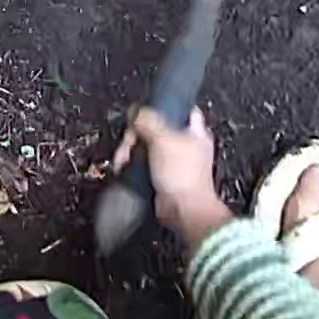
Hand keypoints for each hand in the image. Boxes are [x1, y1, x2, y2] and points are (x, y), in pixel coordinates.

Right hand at [113, 107, 232, 250]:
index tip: (145, 112)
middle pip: (153, 127)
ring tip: (125, 157)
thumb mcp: (164, 139)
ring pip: (144, 145)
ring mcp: (171, 161)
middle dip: (136, 134)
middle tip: (131, 141)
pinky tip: (125, 166)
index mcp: (194, 132)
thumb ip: (148, 121)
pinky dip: (131, 164)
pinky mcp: (160, 175)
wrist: (184, 211)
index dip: (161, 107)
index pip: (179, 109)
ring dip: (130, 150)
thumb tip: (136, 112)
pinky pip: (141, 163)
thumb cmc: (185, 177)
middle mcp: (183, 145)